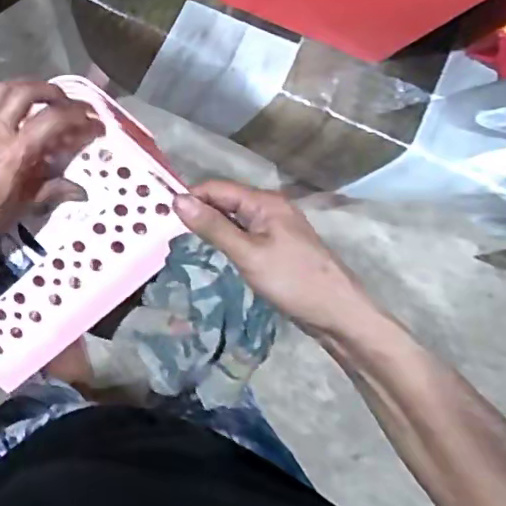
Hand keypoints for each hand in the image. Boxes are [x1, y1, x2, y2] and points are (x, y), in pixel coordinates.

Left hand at [0, 81, 100, 254]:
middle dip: (54, 92)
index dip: (79, 117)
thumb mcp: (20, 207)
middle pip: (27, 91)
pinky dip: (1, 94)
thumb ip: (50, 190)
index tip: (94, 123)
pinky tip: (10, 104)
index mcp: (14, 151)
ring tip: (42, 97)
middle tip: (69, 104)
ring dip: (26, 86)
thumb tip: (79, 190)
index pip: (53, 119)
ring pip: (3, 89)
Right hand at [171, 180, 385, 340]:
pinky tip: (214, 249)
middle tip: (169, 230)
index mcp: (265, 202)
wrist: (341, 317)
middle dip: (197, 211)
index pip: (214, 188)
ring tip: (185, 239)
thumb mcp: (247, 254)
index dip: (189, 198)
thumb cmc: (294, 282)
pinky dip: (224, 236)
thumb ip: (211, 226)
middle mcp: (269, 207)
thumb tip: (176, 200)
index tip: (164, 216)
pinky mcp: (275, 243)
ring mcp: (274, 226)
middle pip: (222, 199)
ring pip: (230, 216)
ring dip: (209, 225)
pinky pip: (240, 230)